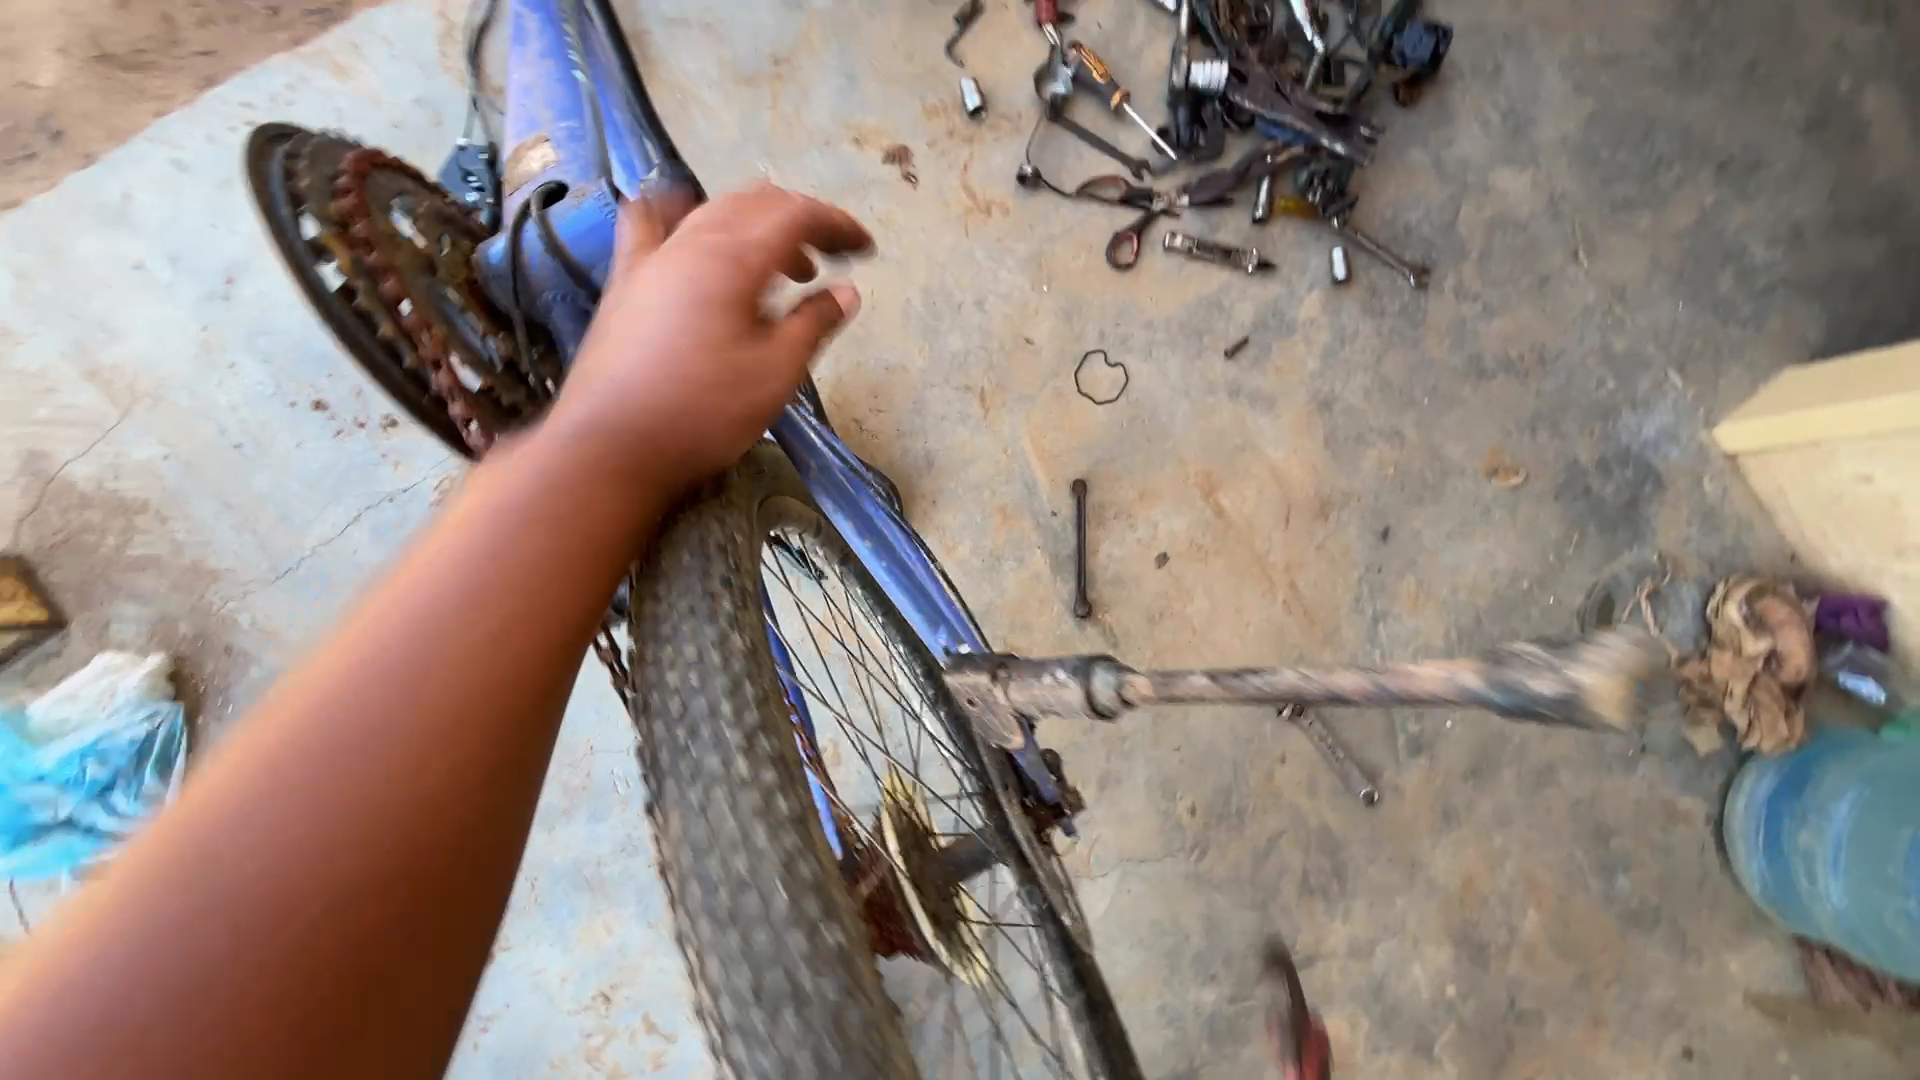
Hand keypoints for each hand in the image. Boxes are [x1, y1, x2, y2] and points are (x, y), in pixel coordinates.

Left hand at [543, 182, 872, 496]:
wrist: (613, 446)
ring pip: (711, 211)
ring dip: (756, 224)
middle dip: (802, 221)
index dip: (837, 224)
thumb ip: (813, 325)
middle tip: (831, 258)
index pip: (795, 216)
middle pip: (754, 204)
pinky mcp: (626, 280)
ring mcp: (650, 257)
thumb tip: (847, 292)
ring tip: (782, 264)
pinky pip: (654, 224)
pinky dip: (686, 216)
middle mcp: (690, 243)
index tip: (866, 248)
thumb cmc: (704, 414)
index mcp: (732, 261)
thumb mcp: (775, 375)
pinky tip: (693, 229)